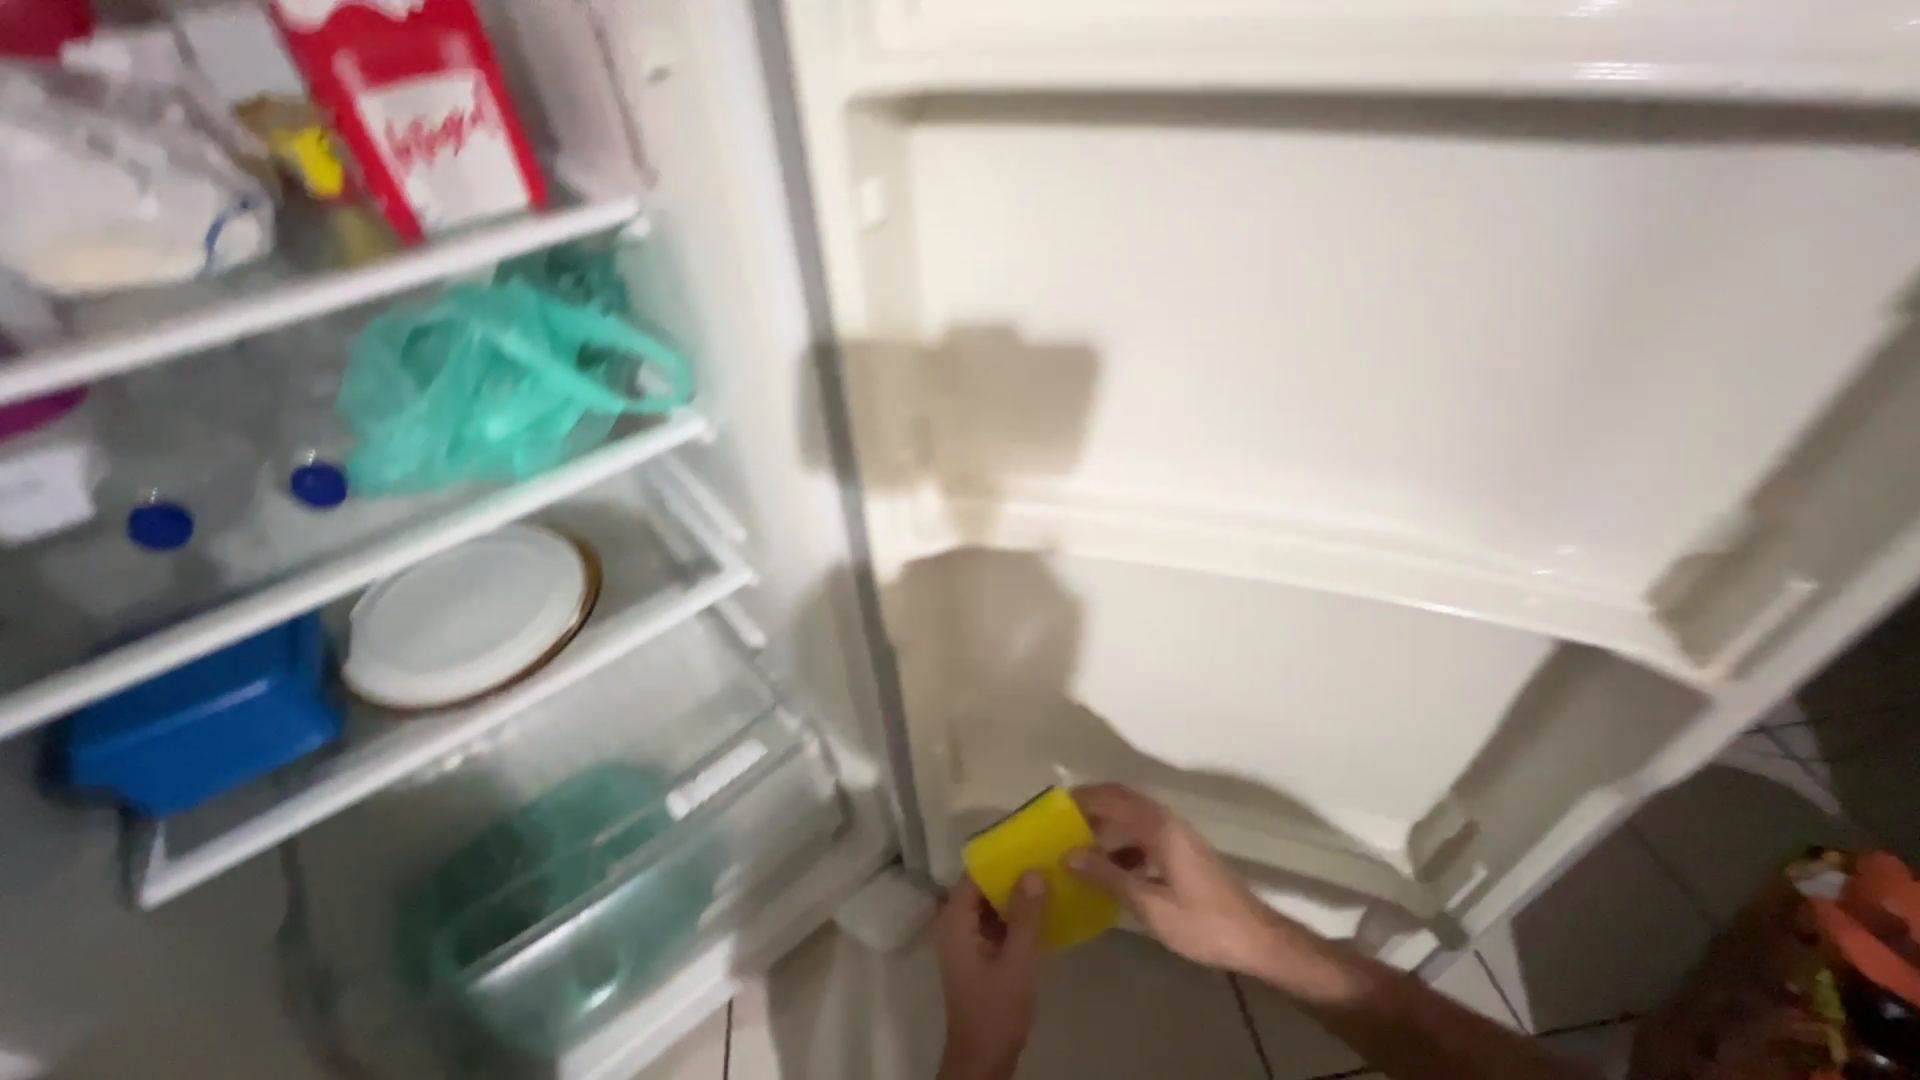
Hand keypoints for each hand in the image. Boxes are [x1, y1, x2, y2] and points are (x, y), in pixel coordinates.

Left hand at [936, 872, 1049, 1079]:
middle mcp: (955, 924)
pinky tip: (1046, 910)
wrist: (984, 1059)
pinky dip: (1018, 915)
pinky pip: (998, 923)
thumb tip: (1034, 869)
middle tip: (1048, 856)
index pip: (976, 873)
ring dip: (1018, 894)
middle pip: (984, 886)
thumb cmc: (996, 1008)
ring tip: (1052, 875)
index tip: (1032, 842)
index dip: (1002, 857)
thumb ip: (1026, 915)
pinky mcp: (980, 955)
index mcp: (955, 919)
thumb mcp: (1017, 961)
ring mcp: (967, 940)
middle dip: (1014, 873)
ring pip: (993, 904)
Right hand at [1066, 783, 1296, 977]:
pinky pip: (1145, 835)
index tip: (1054, 807)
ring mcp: (1178, 837)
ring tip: (1078, 843)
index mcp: (1160, 828)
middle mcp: (1168, 823)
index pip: (1113, 799)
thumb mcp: (1150, 905)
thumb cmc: (1203, 923)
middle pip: (1123, 800)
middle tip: (1061, 821)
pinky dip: (1123, 842)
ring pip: (1134, 817)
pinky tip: (1109, 869)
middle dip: (1091, 805)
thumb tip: (1068, 854)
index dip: (1082, 799)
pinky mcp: (1183, 853)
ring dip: (1107, 823)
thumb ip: (1108, 876)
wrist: (1257, 939)